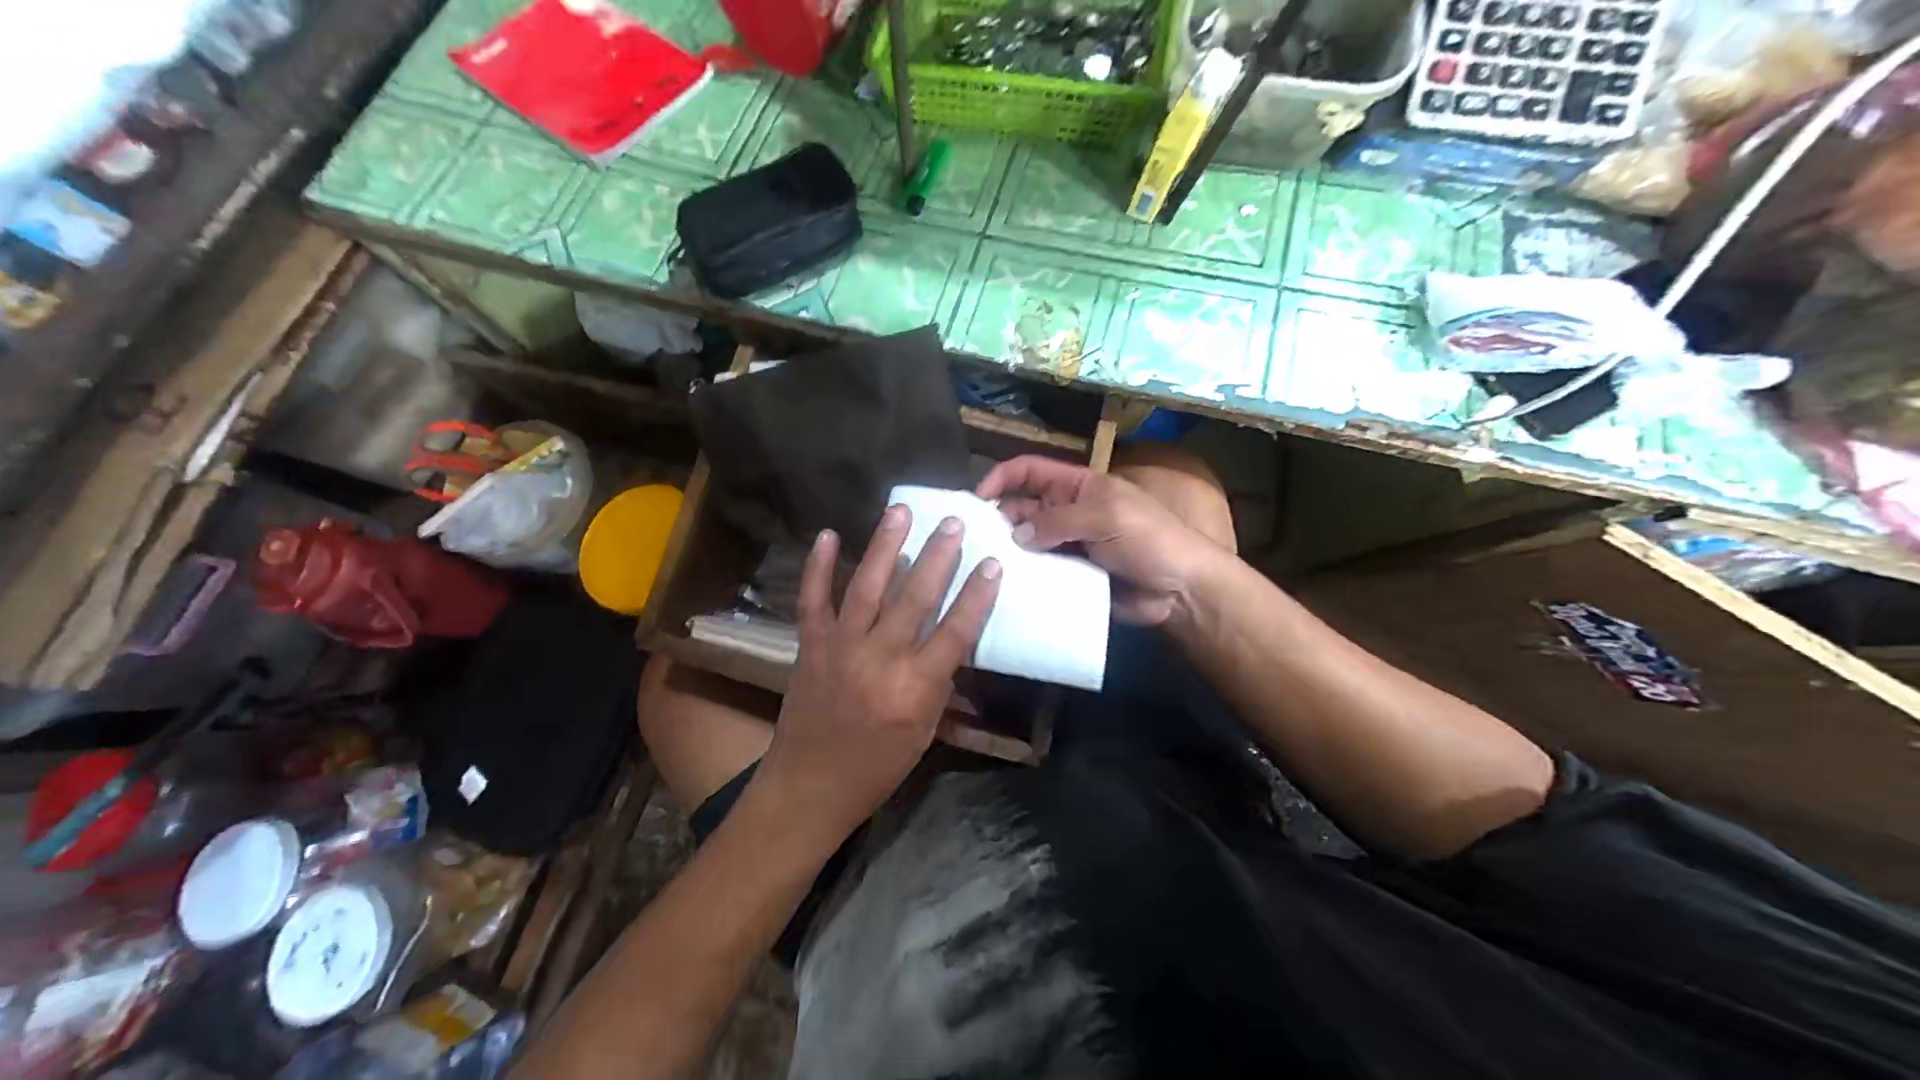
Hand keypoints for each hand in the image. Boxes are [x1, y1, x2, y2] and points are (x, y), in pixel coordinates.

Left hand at [756, 505, 1000, 842]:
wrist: (807, 789)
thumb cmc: (875, 770)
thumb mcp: (923, 735)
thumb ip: (937, 686)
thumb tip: (947, 644)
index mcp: (914, 689)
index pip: (955, 632)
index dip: (977, 596)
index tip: (992, 564)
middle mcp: (880, 660)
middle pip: (915, 598)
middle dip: (939, 556)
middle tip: (954, 522)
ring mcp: (840, 647)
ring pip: (868, 587)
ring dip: (887, 546)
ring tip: (901, 510)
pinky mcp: (809, 646)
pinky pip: (813, 599)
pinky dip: (818, 566)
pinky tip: (829, 535)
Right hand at [977, 455, 1226, 625]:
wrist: (1180, 589)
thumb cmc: (1148, 539)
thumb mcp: (1105, 516)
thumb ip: (1057, 520)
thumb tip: (1016, 535)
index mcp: (1077, 486)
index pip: (1030, 470)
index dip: (1002, 477)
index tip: (977, 498)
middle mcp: (1067, 512)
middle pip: (1022, 508)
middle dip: (998, 519)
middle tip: (974, 541)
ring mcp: (1068, 546)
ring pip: (1027, 544)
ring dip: (1008, 552)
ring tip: (983, 567)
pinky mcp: (1070, 576)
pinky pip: (1040, 573)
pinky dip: (1024, 578)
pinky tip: (1004, 588)